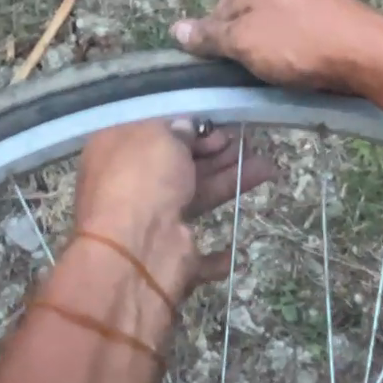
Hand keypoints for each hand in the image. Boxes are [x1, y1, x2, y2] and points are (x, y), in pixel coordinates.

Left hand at [75, 119, 277, 298]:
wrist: (136, 251)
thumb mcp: (160, 137)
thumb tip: (184, 127)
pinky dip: (218, 256)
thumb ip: (177, 129)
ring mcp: (150, 223)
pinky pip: (200, 257)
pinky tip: (238, 248)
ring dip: (229, 182)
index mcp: (116, 153)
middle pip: (180, 166)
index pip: (155, 134)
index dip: (187, 127)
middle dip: (216, 154)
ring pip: (196, 198)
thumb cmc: (143, 179)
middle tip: (245, 143)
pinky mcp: (170, 256)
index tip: (215, 125)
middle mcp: (131, 186)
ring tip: (265, 168)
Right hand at [170, 0, 382, 92]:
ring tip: (285, 71)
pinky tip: (309, 63)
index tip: (227, 69)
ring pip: (277, 21)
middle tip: (257, 73)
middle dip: (249, 42)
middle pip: (248, 13)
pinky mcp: (335, 5)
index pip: (218, 11)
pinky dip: (301, 44)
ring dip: (275, 45)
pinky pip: (304, 27)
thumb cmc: (297, 46)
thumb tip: (175, 28)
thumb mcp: (243, 44)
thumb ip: (209, 36)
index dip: (218, 44)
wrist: (367, 52)